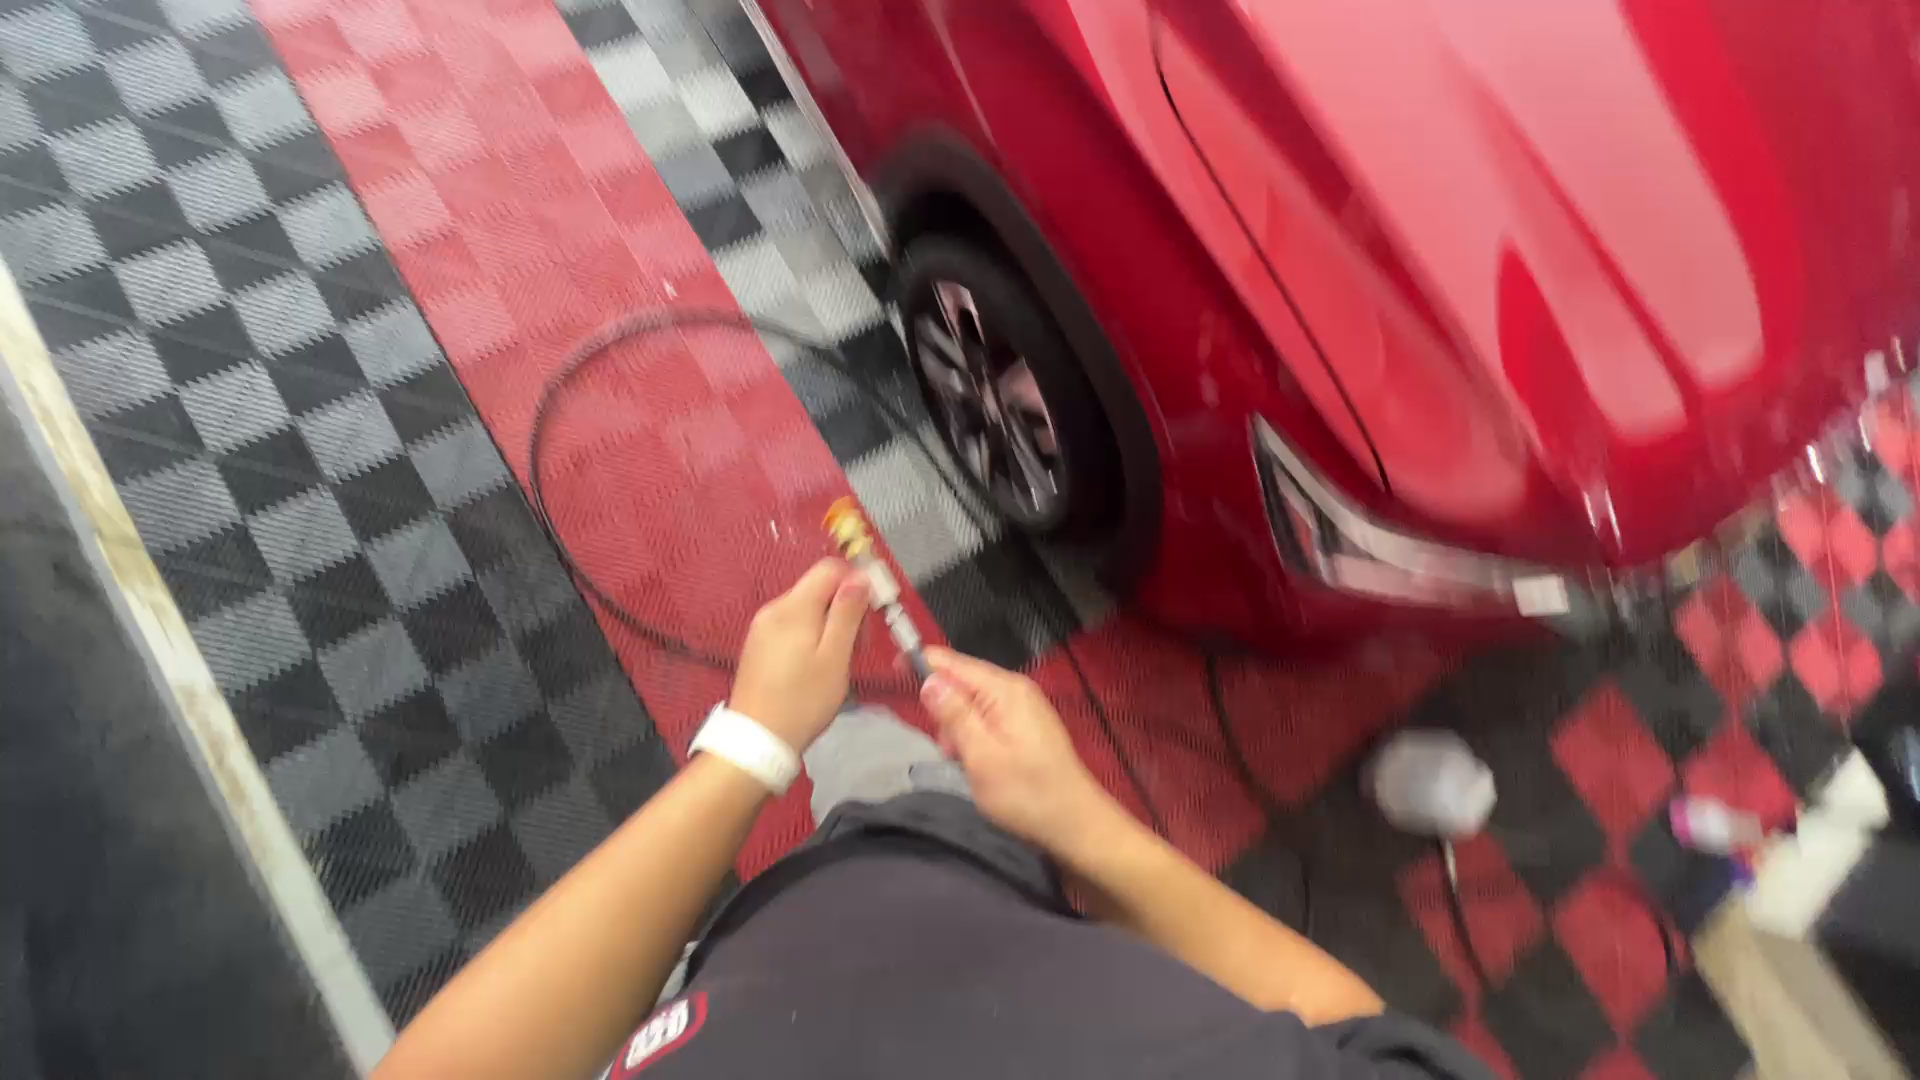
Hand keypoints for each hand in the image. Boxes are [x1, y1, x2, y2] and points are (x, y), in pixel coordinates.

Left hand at [729, 559, 870, 751]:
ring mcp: (762, 628)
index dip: (857, 582)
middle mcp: (774, 609)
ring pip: (808, 608)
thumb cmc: (803, 700)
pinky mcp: (758, 646)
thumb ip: (848, 613)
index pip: (829, 569)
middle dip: (846, 608)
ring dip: (831, 625)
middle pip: (819, 589)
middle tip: (860, 646)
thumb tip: (860, 577)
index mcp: (794, 608)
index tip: (873, 611)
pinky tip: (818, 666)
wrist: (757, 742)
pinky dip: (812, 636)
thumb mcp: (835, 657)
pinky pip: (793, 626)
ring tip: (840, 661)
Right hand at [917, 647, 1123, 853]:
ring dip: (959, 729)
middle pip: (963, 681)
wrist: (1077, 825)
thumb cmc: (1027, 794)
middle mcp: (1016, 688)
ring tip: (966, 763)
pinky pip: (988, 717)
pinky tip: (980, 763)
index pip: (953, 662)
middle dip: (944, 709)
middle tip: (949, 749)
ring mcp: (1024, 706)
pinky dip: (975, 736)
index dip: (922, 662)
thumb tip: (929, 678)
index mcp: (1005, 690)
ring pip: (973, 702)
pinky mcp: (1027, 724)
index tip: (893, 668)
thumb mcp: (981, 757)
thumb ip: (954, 715)